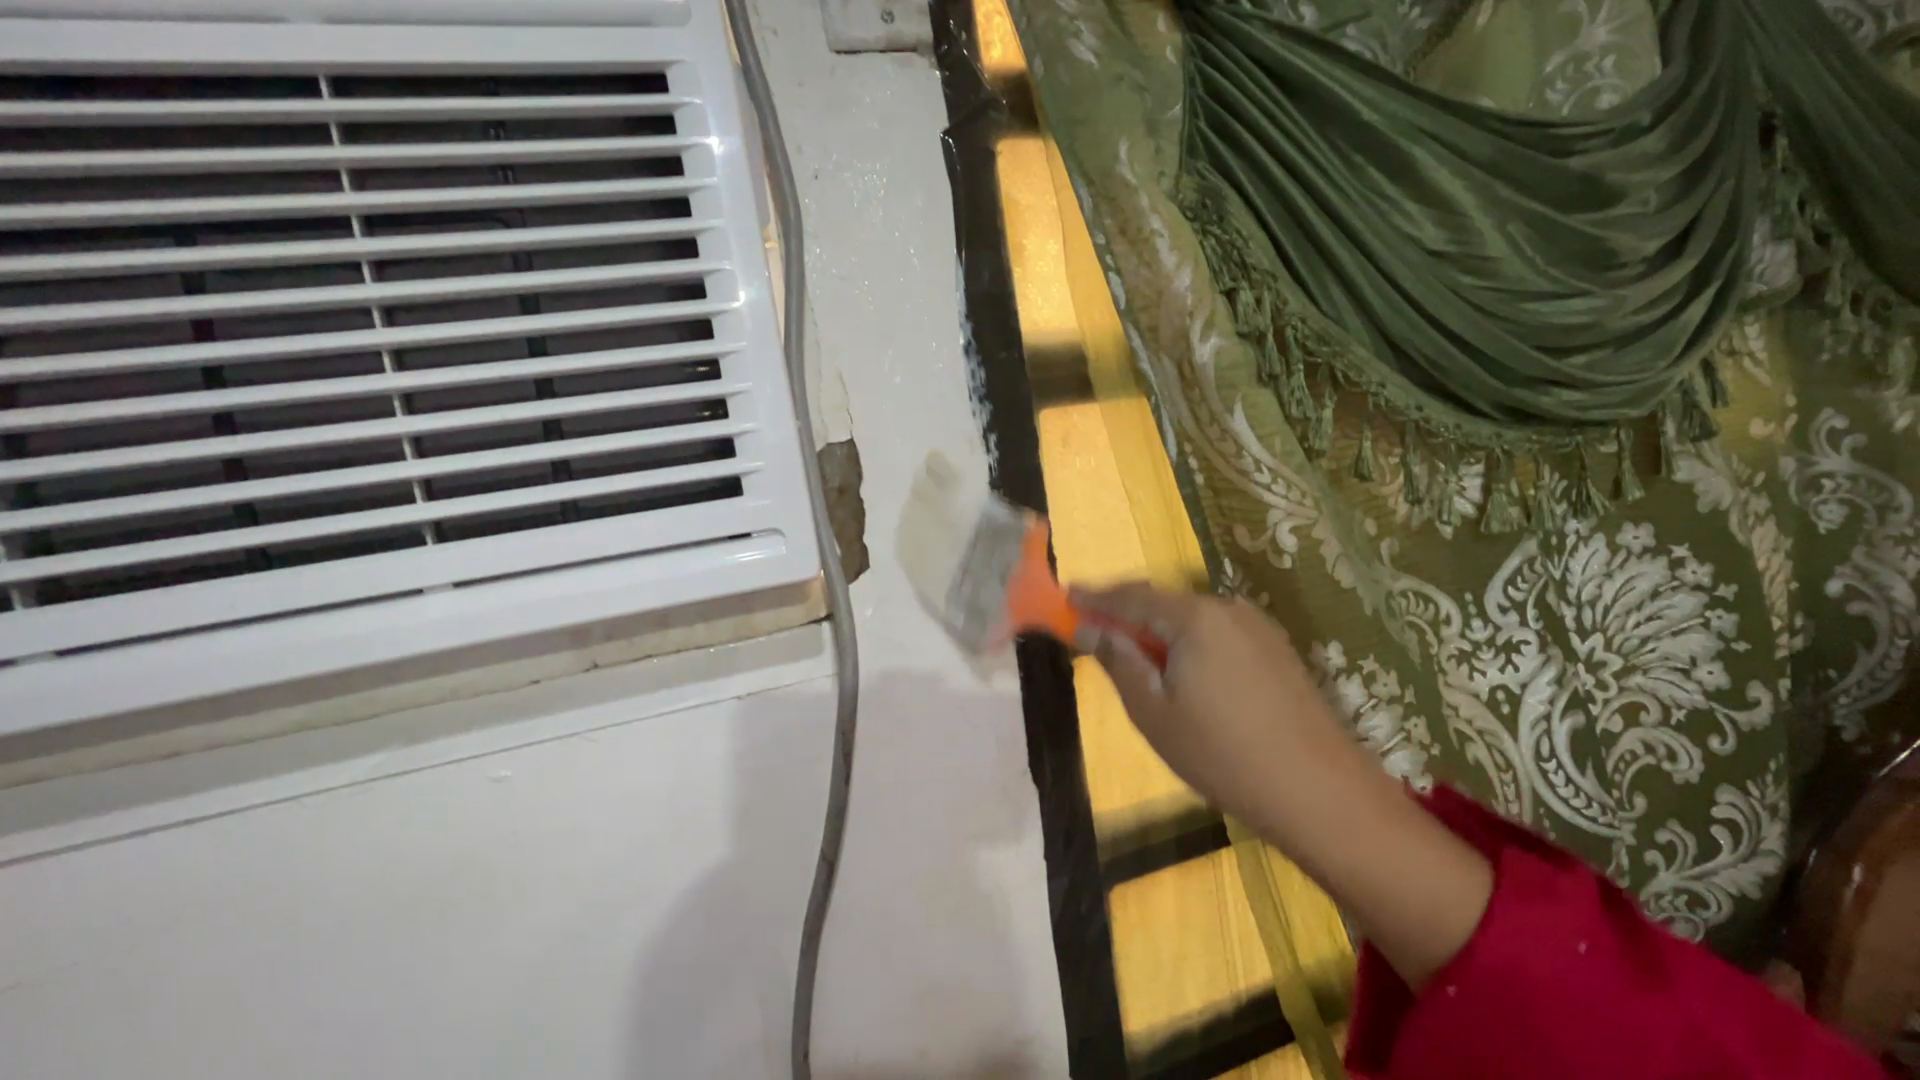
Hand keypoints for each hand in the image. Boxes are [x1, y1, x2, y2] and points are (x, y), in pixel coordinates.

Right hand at [1068, 581, 1349, 823]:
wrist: (1317, 790)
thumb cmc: (1221, 754)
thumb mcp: (1153, 712)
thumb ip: (1119, 662)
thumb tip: (1089, 629)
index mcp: (1194, 617)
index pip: (1132, 596)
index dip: (1096, 597)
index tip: (1066, 596)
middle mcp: (1228, 609)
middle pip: (1164, 603)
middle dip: (1127, 615)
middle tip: (1095, 634)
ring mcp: (1259, 629)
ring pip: (1193, 621)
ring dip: (1160, 633)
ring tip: (1136, 662)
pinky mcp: (1277, 651)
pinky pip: (1219, 636)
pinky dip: (1191, 645)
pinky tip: (1183, 676)